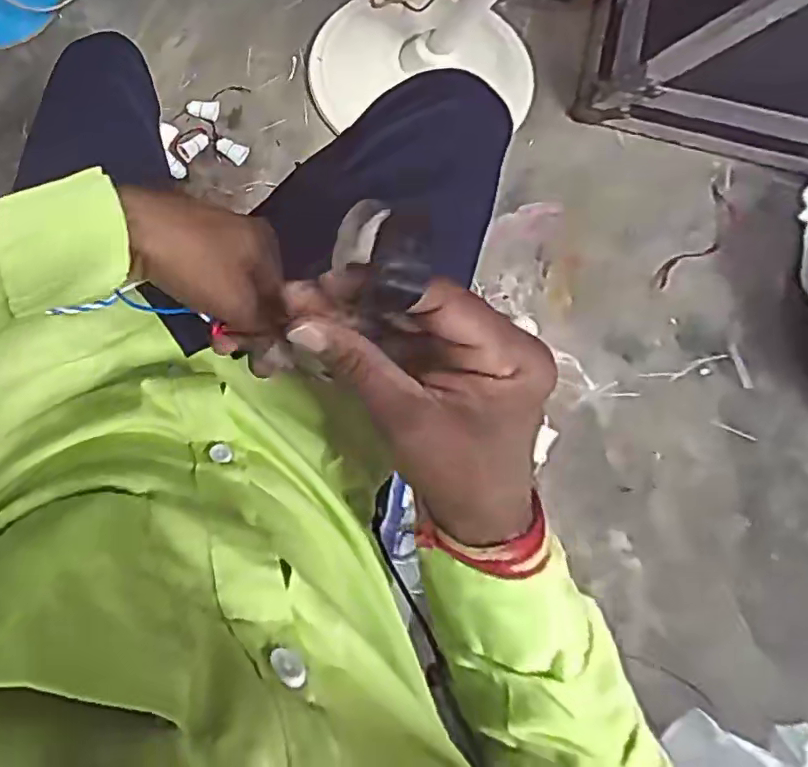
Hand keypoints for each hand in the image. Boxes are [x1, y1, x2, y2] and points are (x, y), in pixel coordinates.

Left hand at [117, 185, 284, 337]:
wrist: (133, 227)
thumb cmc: (193, 264)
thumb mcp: (236, 302)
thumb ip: (263, 326)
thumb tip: (280, 345)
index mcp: (267, 243)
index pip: (284, 298)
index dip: (271, 331)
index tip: (251, 355)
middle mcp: (247, 234)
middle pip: (256, 293)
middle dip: (244, 325)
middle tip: (224, 347)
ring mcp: (215, 235)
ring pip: (230, 287)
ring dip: (223, 316)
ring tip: (210, 337)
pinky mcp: (187, 240)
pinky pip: (206, 277)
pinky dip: (204, 298)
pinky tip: (194, 311)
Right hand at [283, 275, 555, 545]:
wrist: (477, 523)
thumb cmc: (456, 475)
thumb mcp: (404, 416)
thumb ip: (356, 362)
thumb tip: (300, 324)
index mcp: (508, 350)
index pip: (438, 297)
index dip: (378, 286)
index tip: (325, 284)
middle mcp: (494, 336)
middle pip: (415, 303)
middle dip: (356, 301)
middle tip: (304, 297)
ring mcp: (468, 346)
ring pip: (402, 316)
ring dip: (352, 315)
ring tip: (304, 310)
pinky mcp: (446, 358)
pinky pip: (399, 335)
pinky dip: (361, 334)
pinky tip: (325, 327)